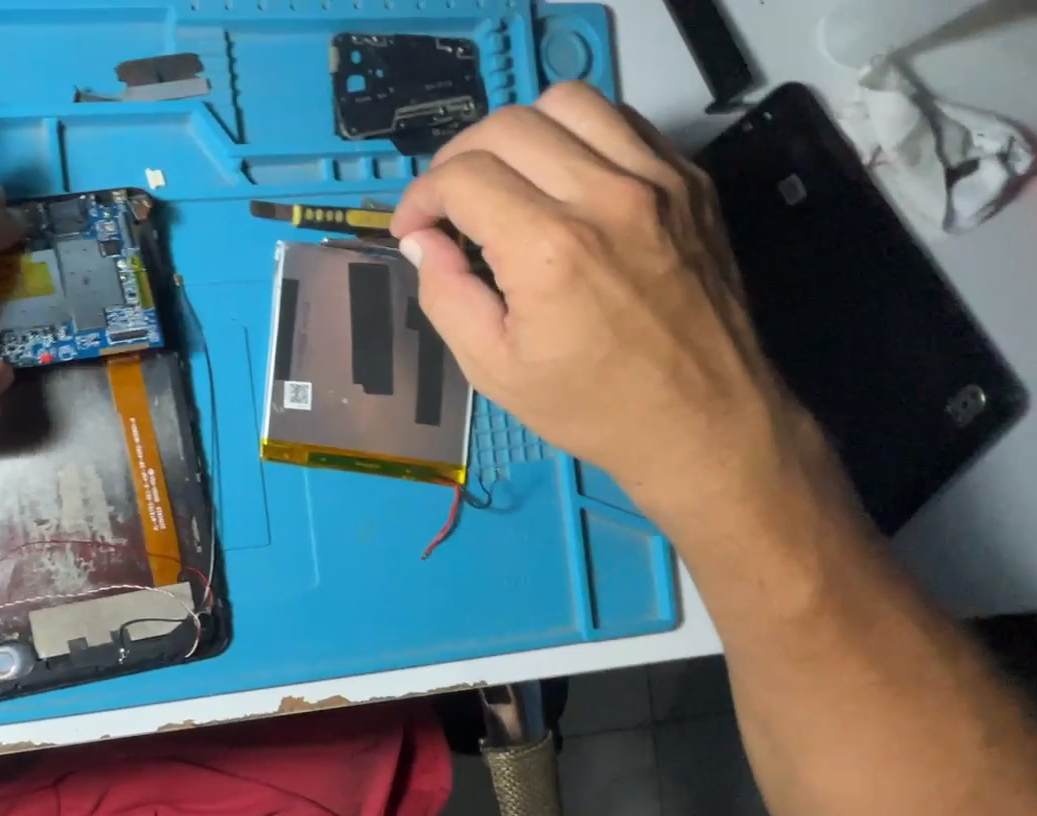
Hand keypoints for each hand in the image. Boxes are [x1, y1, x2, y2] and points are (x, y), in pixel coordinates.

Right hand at [390, 82, 824, 521]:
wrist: (700, 416)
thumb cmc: (586, 403)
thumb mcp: (489, 367)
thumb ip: (444, 295)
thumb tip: (420, 242)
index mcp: (549, 251)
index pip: (463, 177)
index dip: (419, 198)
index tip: (410, 230)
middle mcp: (606, 197)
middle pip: (508, 126)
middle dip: (455, 161)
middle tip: (444, 207)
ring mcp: (657, 179)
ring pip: (566, 102)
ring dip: (514, 136)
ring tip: (498, 183)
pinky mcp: (687, 180)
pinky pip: (618, 121)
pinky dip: (570, 137)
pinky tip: (553, 184)